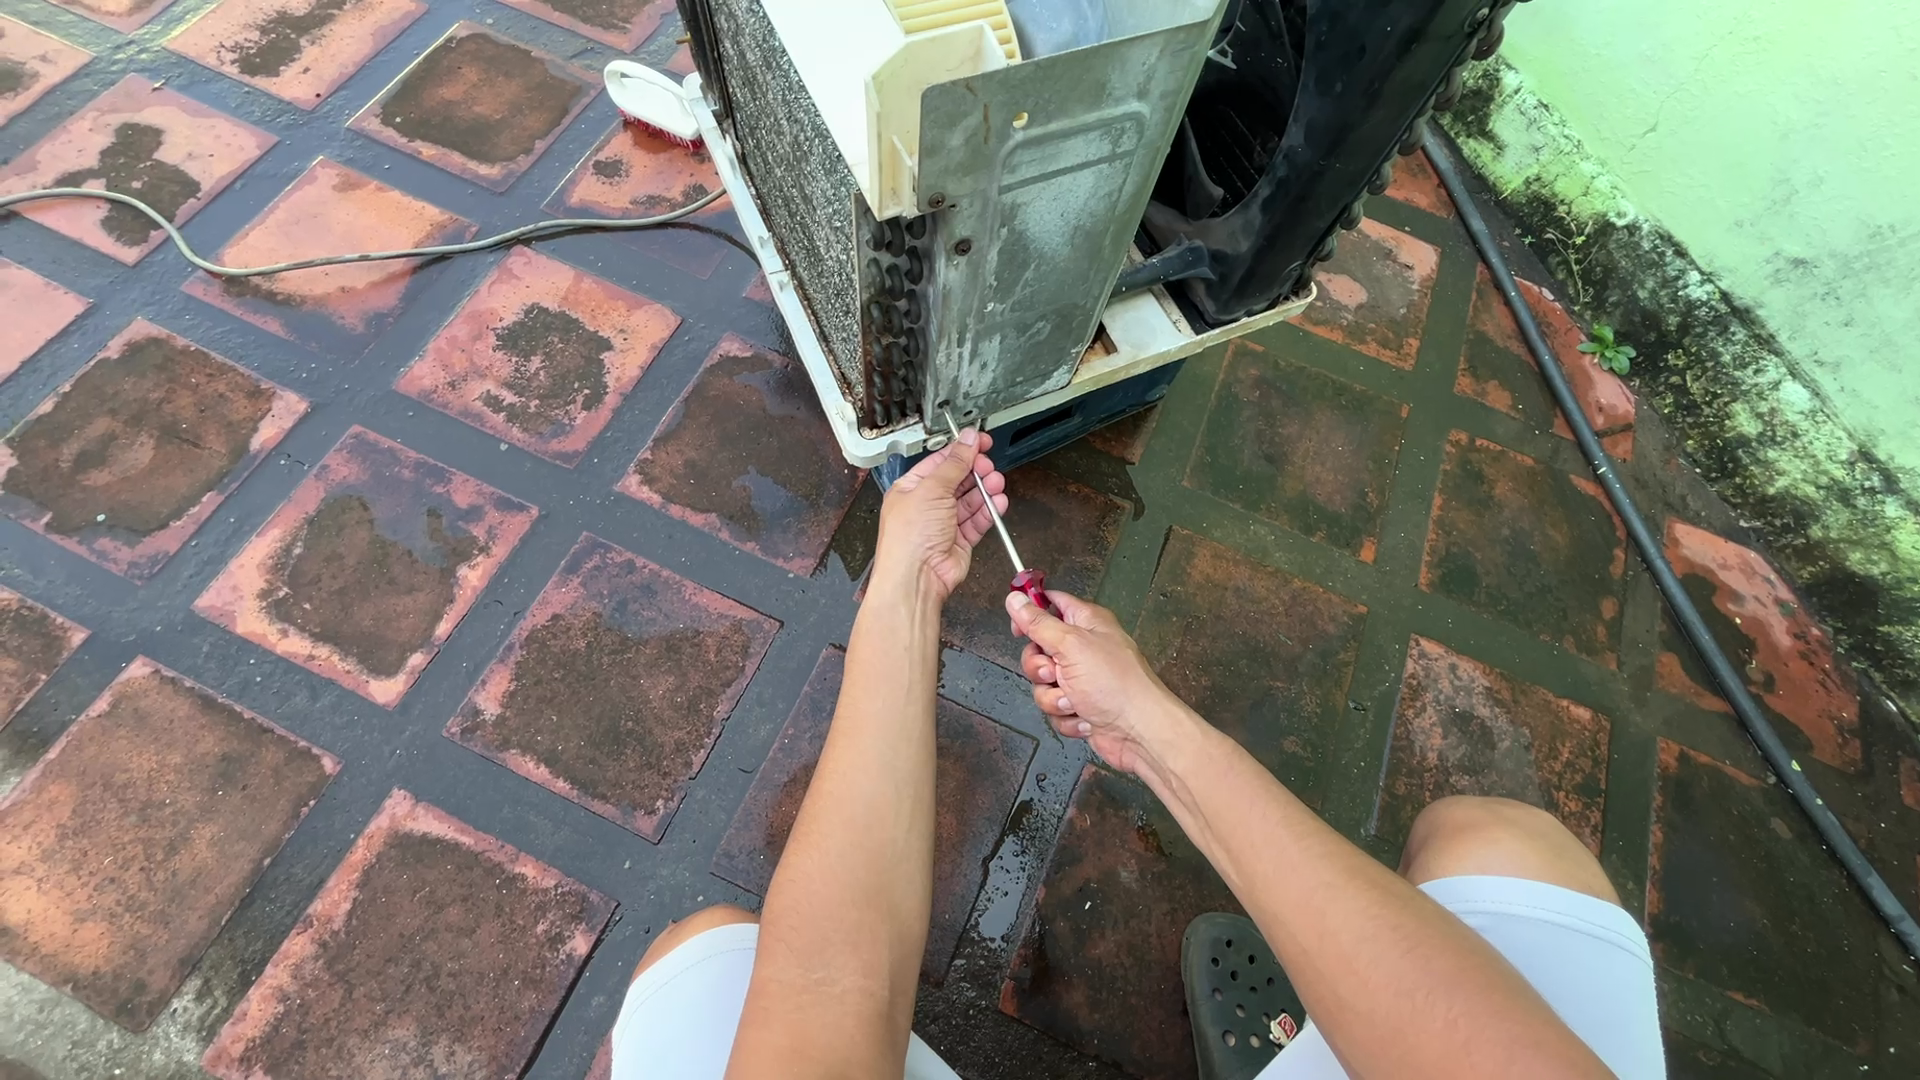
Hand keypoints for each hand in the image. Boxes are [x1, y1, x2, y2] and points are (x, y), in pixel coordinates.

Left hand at [872, 430, 1007, 600]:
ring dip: (985, 490)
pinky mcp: (958, 541)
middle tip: (988, 465)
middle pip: (957, 480)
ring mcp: (943, 524)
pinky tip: (997, 502)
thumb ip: (954, 463)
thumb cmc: (908, 538)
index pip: (940, 462)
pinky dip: (989, 511)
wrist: (916, 576)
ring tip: (996, 482)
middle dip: (975, 471)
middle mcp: (926, 505)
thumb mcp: (932, 488)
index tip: (980, 441)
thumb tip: (967, 440)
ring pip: (970, 500)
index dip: (961, 450)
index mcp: (911, 488)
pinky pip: (977, 521)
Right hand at [1005, 590, 1194, 780]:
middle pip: (1038, 649)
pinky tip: (1084, 717)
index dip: (1030, 612)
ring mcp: (1081, 679)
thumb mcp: (1070, 645)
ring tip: (1074, 701)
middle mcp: (1083, 648)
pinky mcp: (1079, 705)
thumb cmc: (1115, 683)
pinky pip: (1054, 707)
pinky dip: (1065, 715)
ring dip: (1053, 696)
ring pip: (1043, 683)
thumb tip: (1015, 599)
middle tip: (1054, 673)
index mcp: (1086, 623)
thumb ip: (1038, 623)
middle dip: (1039, 668)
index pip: (1051, 604)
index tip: (1018, 628)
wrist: (1138, 732)